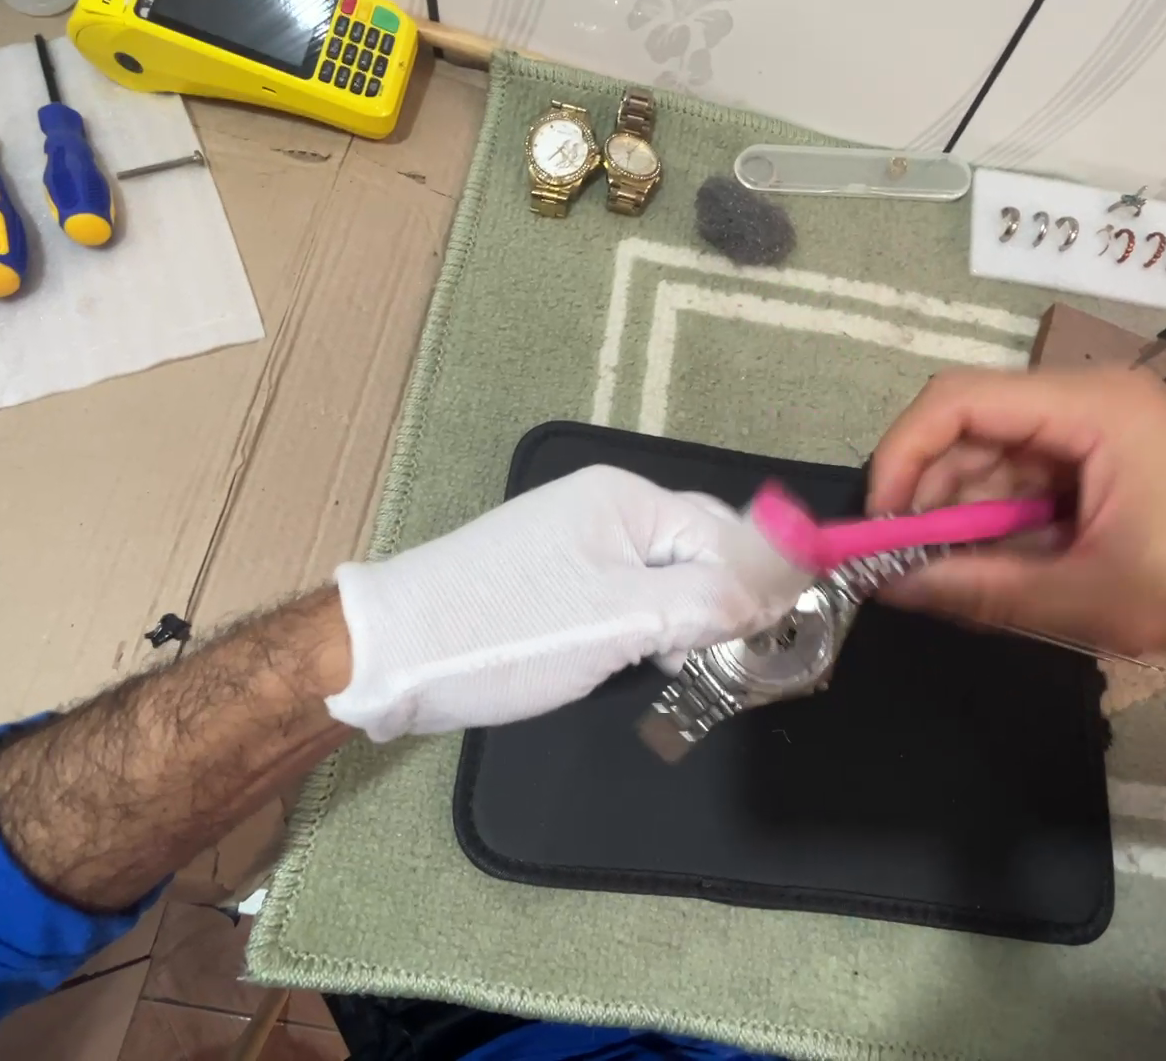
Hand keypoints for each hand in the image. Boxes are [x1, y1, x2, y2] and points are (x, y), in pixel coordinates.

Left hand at [328, 465, 812, 740]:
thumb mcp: (616, 619)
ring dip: (685, 619)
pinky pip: (627, 594)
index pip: (725, 533)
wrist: (392, 654)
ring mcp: (578, 543)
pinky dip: (648, 625)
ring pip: (664, 577)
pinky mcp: (558, 579)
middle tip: (726, 661)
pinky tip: (647, 656)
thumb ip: (705, 603)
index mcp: (625, 500)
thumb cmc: (506, 631)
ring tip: (682, 664)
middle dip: (721, 603)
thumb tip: (773, 595)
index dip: (757, 587)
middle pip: (697, 550)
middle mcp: (606, 509)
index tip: (770, 645)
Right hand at [869, 368, 1165, 763]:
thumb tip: (887, 586)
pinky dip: (988, 520)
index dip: (902, 453)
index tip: (880, 521)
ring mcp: (1090, 427)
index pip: (959, 400)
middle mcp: (1086, 400)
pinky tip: (990, 561)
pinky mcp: (1091, 456)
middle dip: (927, 494)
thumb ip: (979, 589)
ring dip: (956, 513)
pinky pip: (1013, 478)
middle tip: (907, 560)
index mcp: (1094, 408)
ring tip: (952, 572)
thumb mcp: (1086, 598)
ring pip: (983, 457)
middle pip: (966, 428)